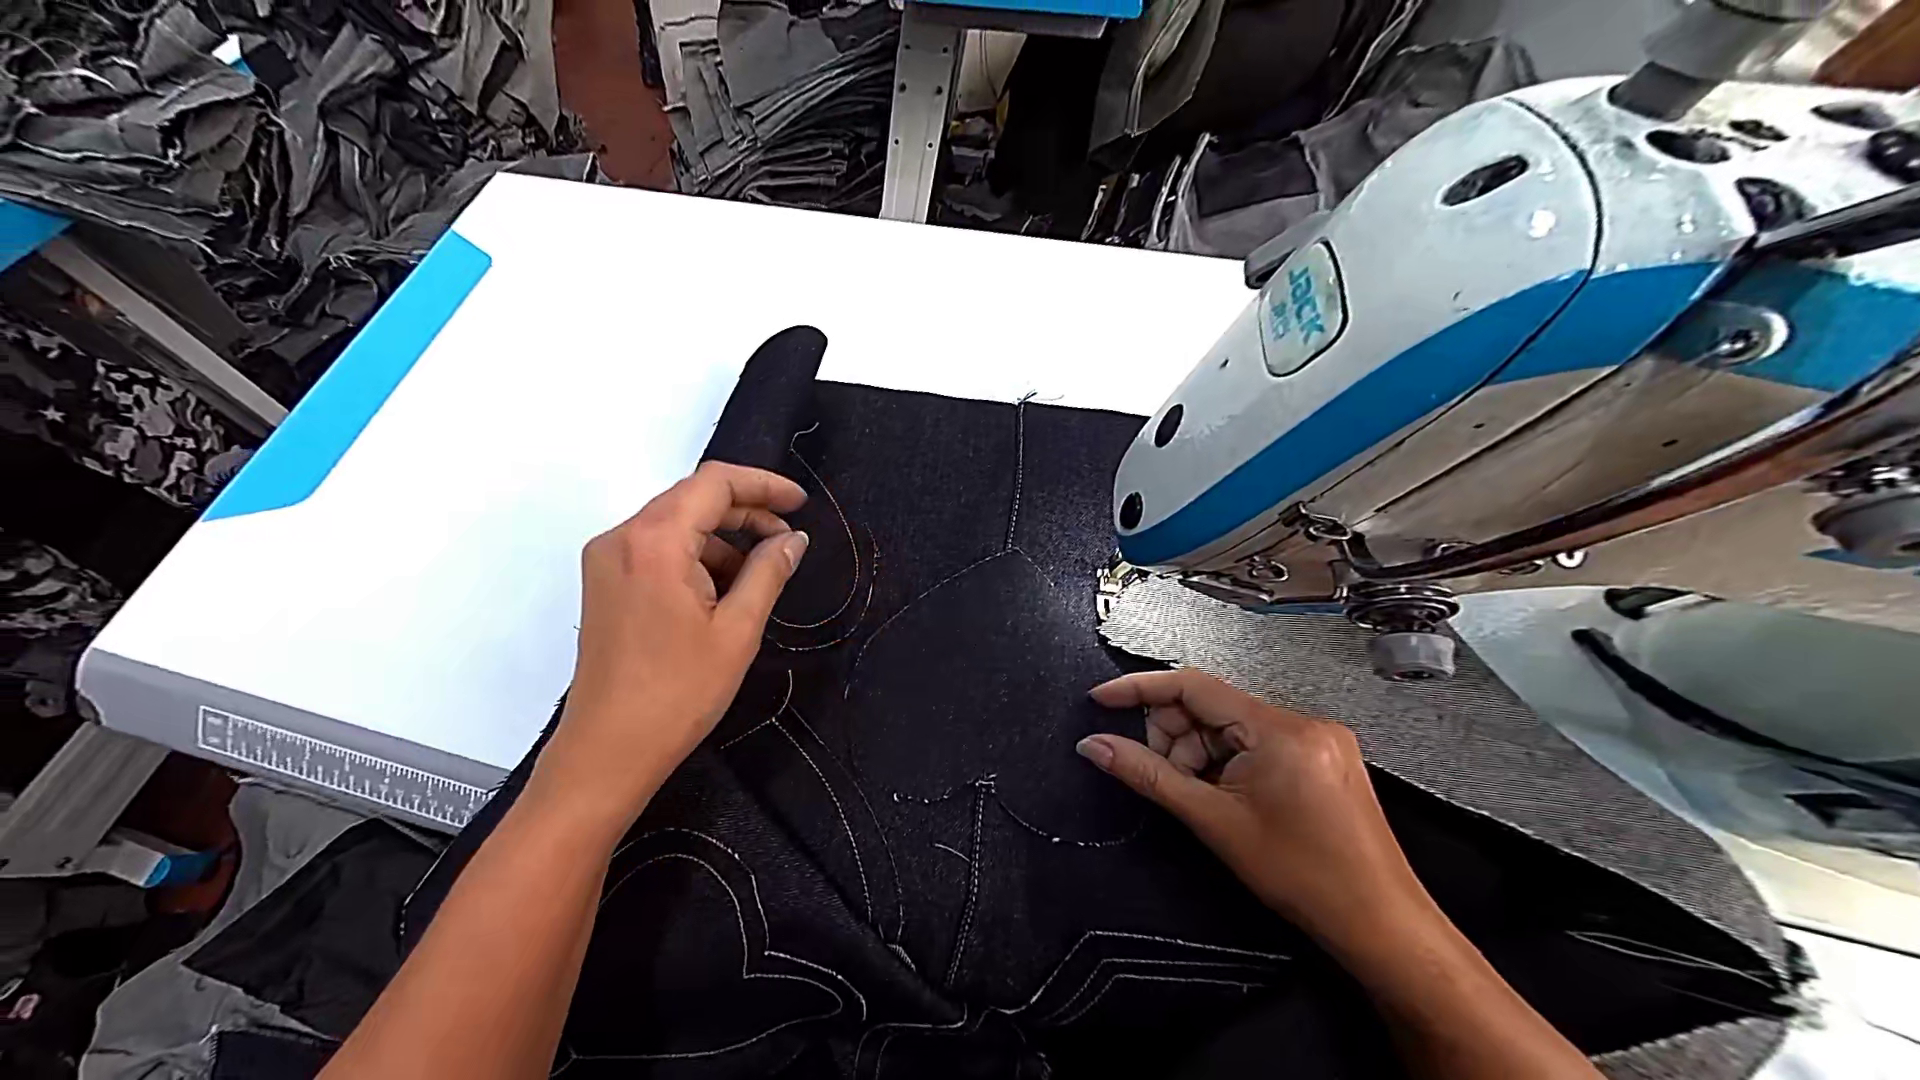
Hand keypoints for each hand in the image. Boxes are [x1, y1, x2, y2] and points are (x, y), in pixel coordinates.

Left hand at [529, 462, 809, 829]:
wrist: (608, 751)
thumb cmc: (678, 693)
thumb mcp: (737, 629)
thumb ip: (769, 571)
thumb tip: (794, 539)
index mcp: (654, 542)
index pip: (714, 483)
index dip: (764, 485)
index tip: (800, 503)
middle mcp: (621, 538)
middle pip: (692, 498)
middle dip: (746, 511)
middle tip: (788, 539)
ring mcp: (607, 560)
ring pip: (676, 523)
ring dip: (723, 537)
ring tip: (762, 571)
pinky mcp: (606, 583)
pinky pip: (658, 548)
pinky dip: (697, 556)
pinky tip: (725, 589)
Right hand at [1078, 670, 1439, 956]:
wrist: (1381, 925)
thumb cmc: (1312, 880)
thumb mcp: (1214, 821)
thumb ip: (1148, 775)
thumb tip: (1099, 747)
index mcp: (1279, 730)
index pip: (1192, 685)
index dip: (1140, 689)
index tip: (1106, 699)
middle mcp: (1302, 723)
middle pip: (1209, 706)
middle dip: (1174, 736)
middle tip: (1162, 775)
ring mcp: (1315, 738)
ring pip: (1229, 725)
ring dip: (1199, 754)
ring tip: (1201, 797)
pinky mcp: (1319, 754)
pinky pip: (1254, 740)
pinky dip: (1225, 761)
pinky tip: (1223, 794)